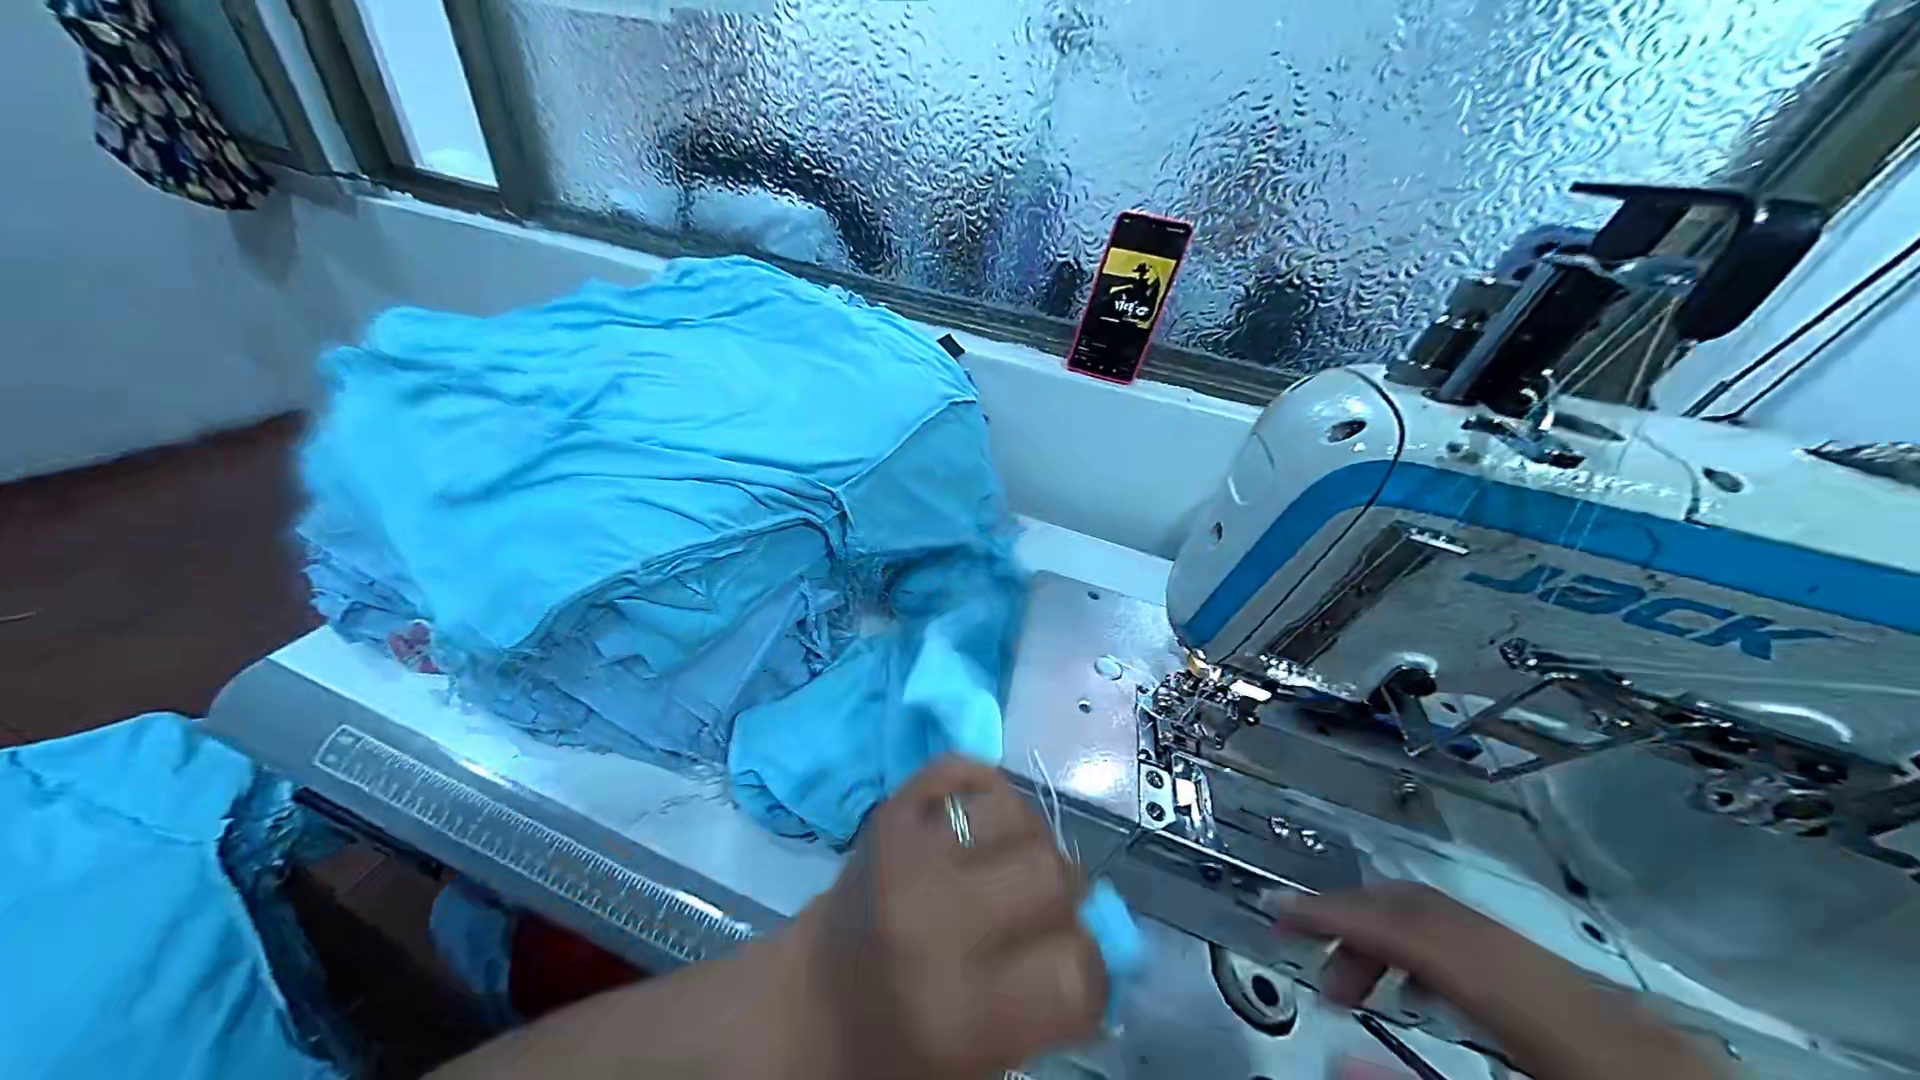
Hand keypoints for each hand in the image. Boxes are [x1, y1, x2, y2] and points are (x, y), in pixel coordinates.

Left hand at [788, 757, 1106, 1079]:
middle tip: (1038, 917)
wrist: (811, 1001)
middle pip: (1056, 875)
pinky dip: (987, 794)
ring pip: (1020, 814)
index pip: (1076, 969)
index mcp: (957, 1011)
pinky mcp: (890, 808)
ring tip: (1005, 869)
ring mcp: (907, 851)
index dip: (1091, 970)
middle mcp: (932, 919)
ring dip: (1028, 843)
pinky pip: (970, 770)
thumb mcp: (984, 1059)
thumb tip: (1114, 937)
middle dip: (1063, 902)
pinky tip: (978, 829)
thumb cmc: (901, 1047)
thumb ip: (1055, 1001)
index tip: (1074, 971)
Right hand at [1281, 884, 1726, 1079]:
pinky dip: (1436, 953)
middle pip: (1442, 913)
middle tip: (1303, 948)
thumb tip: (1337, 1058)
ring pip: (1467, 923)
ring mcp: (1601, 995)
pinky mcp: (1607, 1010)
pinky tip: (1422, 993)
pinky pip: (1496, 950)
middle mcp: (1587, 992)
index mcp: (1572, 1027)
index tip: (1281, 913)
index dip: (1345, 915)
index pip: (1432, 936)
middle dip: (1357, 917)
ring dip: (1392, 934)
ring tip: (1353, 983)